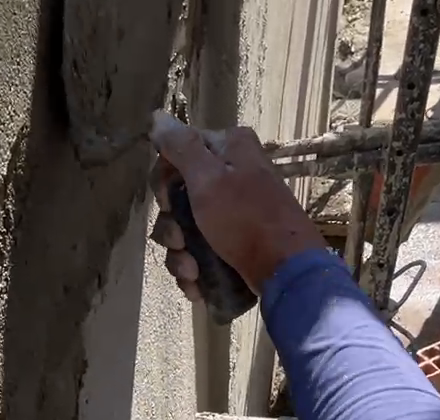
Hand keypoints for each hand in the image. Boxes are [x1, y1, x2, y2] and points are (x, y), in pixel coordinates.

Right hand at [149, 111, 326, 298]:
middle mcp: (227, 176)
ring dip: (180, 257)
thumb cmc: (246, 219)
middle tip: (181, 242)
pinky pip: (195, 255)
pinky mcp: (228, 244)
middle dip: (171, 229)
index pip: (175, 157)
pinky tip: (197, 284)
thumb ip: (181, 148)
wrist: (283, 268)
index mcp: (226, 150)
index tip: (168, 203)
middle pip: (175, 200)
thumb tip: (156, 116)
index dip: (163, 185)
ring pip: (181, 233)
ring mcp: (228, 214)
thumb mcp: (209, 179)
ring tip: (193, 270)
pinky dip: (192, 272)